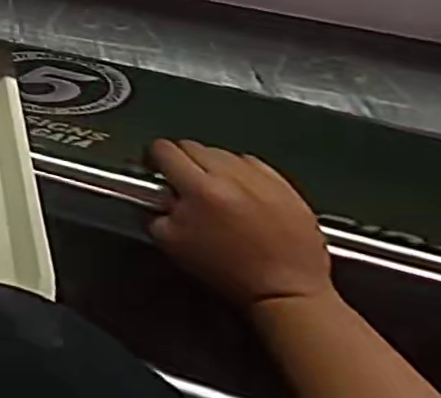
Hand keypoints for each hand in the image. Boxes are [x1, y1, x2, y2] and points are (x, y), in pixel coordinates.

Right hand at [146, 138, 333, 309]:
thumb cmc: (229, 273)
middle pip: (191, 146)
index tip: (157, 169)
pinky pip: (253, 163)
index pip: (163, 149)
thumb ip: (153, 209)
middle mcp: (230, 176)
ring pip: (221, 152)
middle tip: (187, 186)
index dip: (154, 158)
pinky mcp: (285, 186)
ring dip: (214, 166)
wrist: (288, 294)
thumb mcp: (172, 244)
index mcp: (199, 189)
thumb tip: (152, 192)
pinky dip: (243, 173)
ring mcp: (260, 179)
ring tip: (218, 192)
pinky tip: (243, 194)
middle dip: (183, 162)